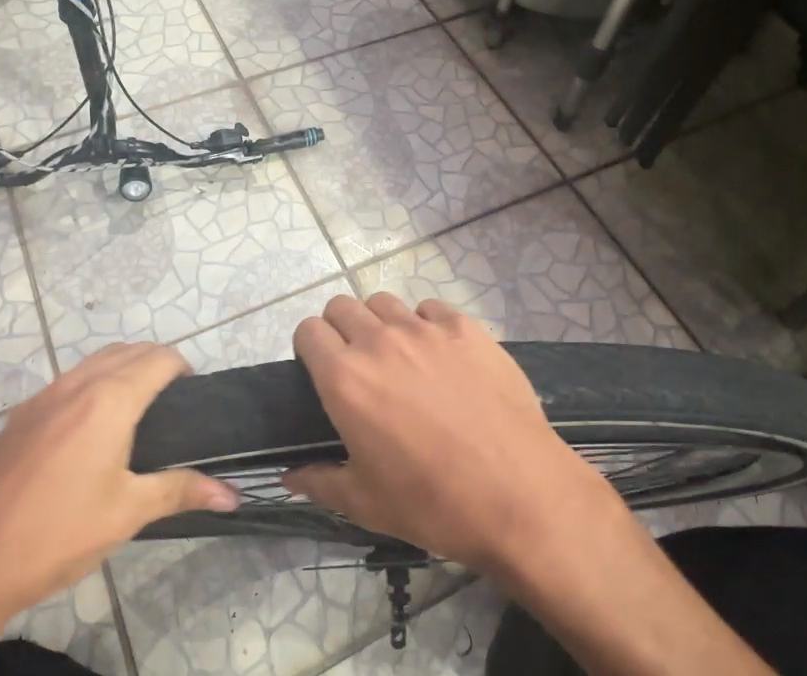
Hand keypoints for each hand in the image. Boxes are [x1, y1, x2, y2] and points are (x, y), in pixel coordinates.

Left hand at [0, 343, 237, 673]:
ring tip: (139, 410)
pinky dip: (92, 383)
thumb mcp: (128, 513)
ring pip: (93, 362)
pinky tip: (92, 429)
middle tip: (176, 403)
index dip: (183, 368)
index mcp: (108, 401)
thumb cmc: (58, 533)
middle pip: (127, 351)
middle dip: (156, 363)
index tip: (197, 396)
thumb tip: (232, 496)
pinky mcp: (19, 418)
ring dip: (122, 368)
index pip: (158, 360)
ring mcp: (41, 399)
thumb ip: (181, 491)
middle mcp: (75, 386)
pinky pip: (67, 381)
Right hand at [281, 294, 624, 574]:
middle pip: (342, 307)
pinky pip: (431, 308)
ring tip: (399, 357)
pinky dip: (426, 324)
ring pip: (385, 302)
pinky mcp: (467, 329)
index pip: (308, 331)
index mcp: (345, 379)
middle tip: (358, 366)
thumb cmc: (432, 503)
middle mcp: (380, 342)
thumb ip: (319, 481)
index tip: (321, 372)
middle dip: (341, 330)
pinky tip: (440, 355)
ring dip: (381, 323)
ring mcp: (426, 330)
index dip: (310, 349)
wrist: (518, 494)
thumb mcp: (365, 504)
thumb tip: (288, 475)